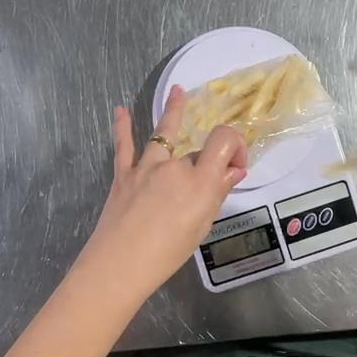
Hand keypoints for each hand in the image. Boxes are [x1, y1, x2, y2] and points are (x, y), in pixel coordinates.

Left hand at [77, 86, 248, 295]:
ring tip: (178, 91)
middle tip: (214, 180)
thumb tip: (234, 171)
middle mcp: (174, 167)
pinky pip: (124, 146)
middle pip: (197, 151)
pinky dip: (122, 126)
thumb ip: (217, 194)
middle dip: (208, 161)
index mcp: (199, 181)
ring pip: (162, 133)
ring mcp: (146, 168)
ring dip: (173, 111)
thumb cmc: (167, 253)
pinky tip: (119, 109)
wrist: (119, 265)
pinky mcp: (123, 175)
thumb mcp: (202, 227)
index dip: (236, 146)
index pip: (224, 141)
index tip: (237, 165)